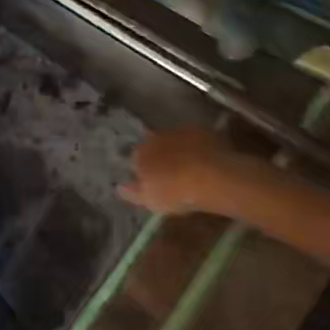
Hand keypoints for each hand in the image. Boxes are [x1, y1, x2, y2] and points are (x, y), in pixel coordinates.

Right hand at [119, 125, 318, 219]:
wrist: (211, 176)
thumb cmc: (175, 192)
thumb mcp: (150, 200)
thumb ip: (132, 192)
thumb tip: (119, 186)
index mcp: (140, 153)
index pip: (135, 159)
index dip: (142, 170)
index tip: (151, 181)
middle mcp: (156, 136)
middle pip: (154, 145)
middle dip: (160, 155)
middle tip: (171, 172)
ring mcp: (179, 130)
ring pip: (175, 139)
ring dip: (179, 148)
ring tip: (191, 166)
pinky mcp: (202, 129)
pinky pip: (195, 137)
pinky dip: (197, 145)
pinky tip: (206, 159)